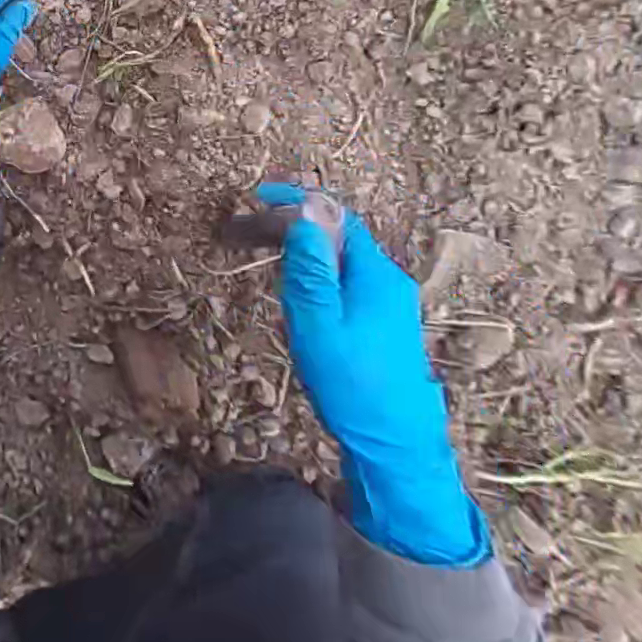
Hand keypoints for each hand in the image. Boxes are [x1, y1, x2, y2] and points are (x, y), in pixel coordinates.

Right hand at [256, 184, 490, 567]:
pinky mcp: (381, 323)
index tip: (258, 197)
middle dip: (291, 232)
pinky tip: (296, 306)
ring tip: (268, 277)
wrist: (394, 444)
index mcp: (374, 273)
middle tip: (247, 235)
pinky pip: (342, 286)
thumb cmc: (351, 381)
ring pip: (336, 264)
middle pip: (334, 238)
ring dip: (300, 260)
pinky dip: (313, 283)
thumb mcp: (319, 320)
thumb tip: (308, 208)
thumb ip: (311, 264)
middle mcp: (385, 279)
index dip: (297, 201)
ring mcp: (386, 302)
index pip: (334, 217)